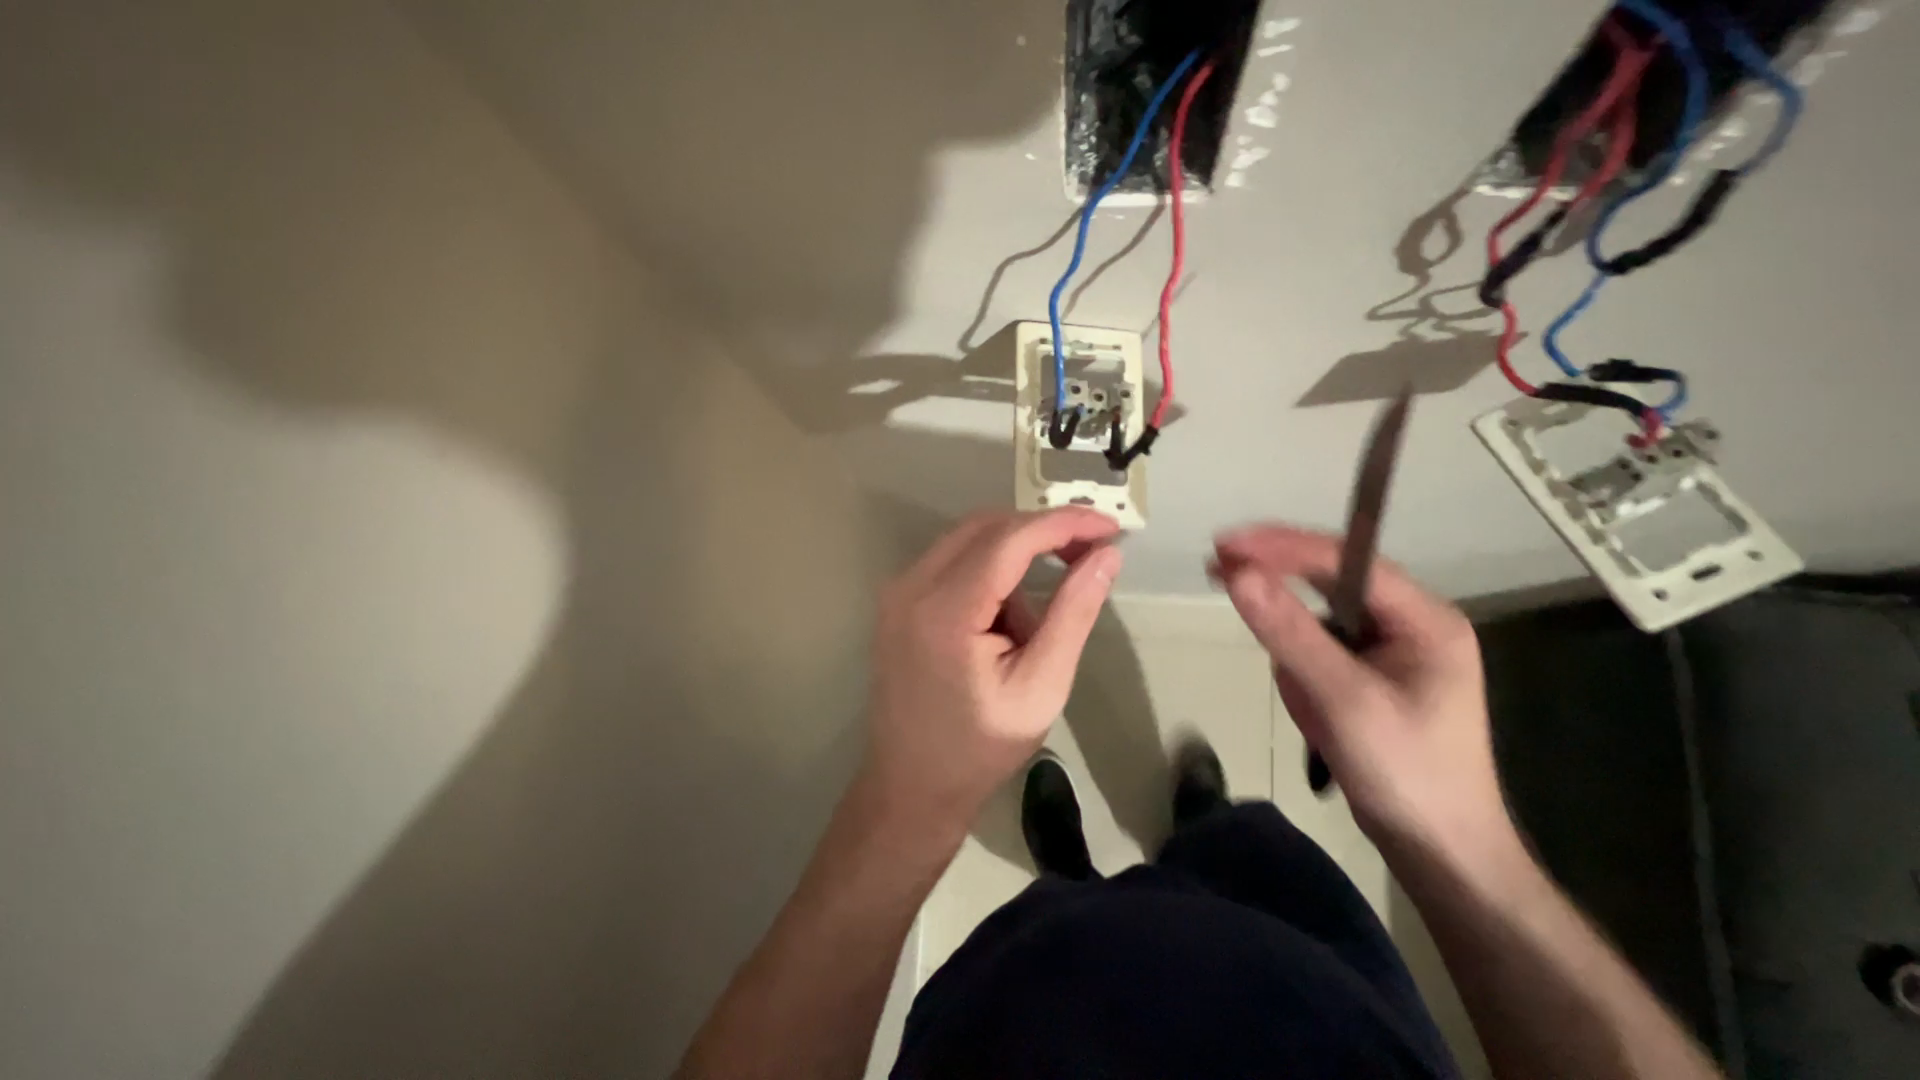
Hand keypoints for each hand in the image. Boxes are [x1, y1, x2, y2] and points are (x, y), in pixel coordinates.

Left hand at [863, 509, 1122, 828]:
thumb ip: (1073, 614)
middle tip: (1090, 554)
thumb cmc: (980, 747)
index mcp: (944, 610)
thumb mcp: (1041, 686)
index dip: (1064, 523)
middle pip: (987, 526)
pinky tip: (1004, 625)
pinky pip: (952, 562)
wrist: (911, 786)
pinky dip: (989, 574)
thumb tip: (1106, 555)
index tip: (1110, 528)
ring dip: (1014, 558)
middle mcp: (912, 586)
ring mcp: (898, 592)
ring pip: (969, 540)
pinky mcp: (898, 602)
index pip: (1010, 538)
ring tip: (1034, 626)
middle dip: (1042, 532)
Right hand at [1212, 526, 1514, 860]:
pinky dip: (1305, 680)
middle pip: (1333, 585)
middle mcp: (1412, 624)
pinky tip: (1317, 721)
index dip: (1283, 547)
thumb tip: (1239, 573)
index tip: (1225, 545)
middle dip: (1282, 593)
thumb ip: (1289, 632)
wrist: (1442, 855)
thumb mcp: (1343, 698)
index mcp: (1425, 618)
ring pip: (1321, 625)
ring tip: (1311, 712)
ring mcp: (1394, 654)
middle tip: (1219, 575)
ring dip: (1298, 658)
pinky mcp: (1374, 681)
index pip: (1346, 560)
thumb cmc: (1405, 774)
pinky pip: (1323, 659)